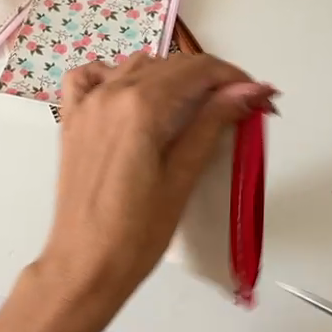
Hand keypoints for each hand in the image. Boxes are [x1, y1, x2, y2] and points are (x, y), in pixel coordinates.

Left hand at [32, 53, 272, 324]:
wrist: (84, 266)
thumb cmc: (138, 233)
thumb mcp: (183, 177)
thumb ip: (212, 122)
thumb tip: (249, 89)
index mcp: (142, 106)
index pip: (198, 70)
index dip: (234, 78)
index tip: (259, 97)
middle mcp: (111, 93)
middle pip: (171, 65)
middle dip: (209, 80)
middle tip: (238, 108)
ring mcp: (87, 103)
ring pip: (137, 66)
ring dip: (170, 77)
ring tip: (195, 109)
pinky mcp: (72, 118)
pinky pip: (91, 77)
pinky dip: (115, 75)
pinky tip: (134, 97)